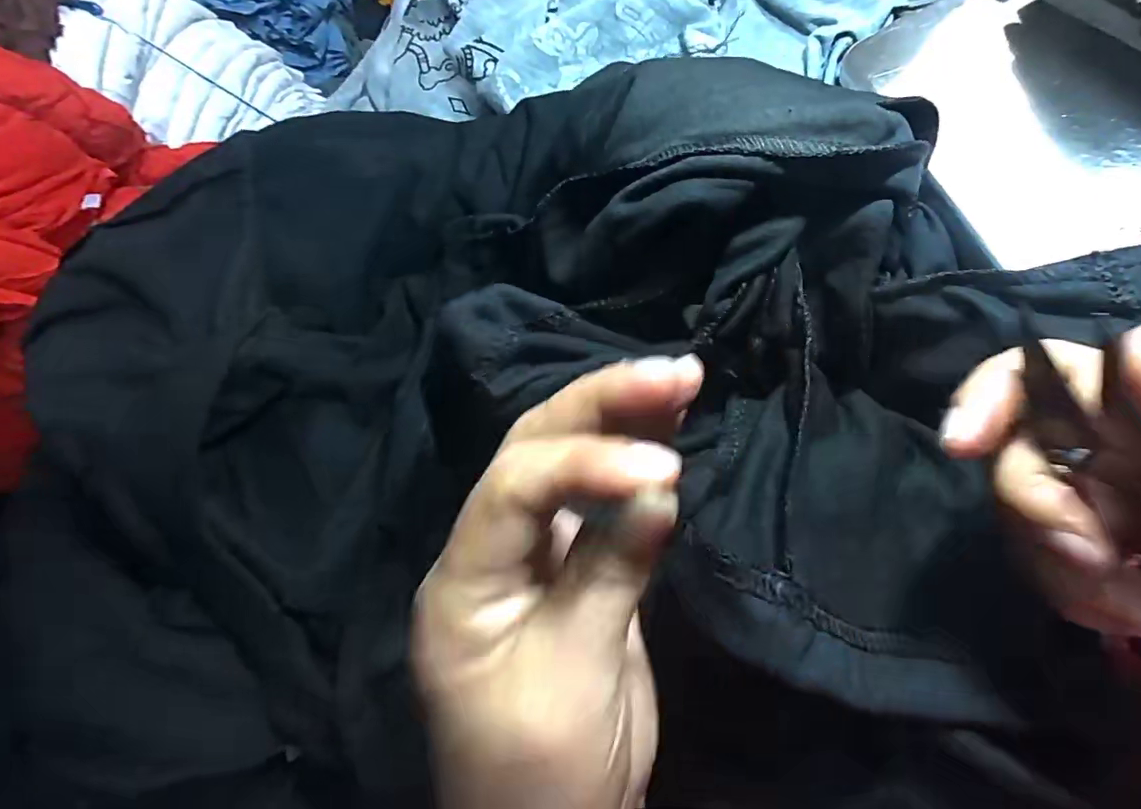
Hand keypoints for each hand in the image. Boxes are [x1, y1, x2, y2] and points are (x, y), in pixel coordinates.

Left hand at [413, 356, 702, 808]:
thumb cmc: (543, 775)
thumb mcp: (575, 677)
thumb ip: (610, 573)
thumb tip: (658, 487)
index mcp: (461, 577)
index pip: (514, 486)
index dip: (587, 464)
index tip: (663, 468)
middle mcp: (486, 543)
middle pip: (533, 446)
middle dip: (602, 403)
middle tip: (672, 372)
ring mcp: (527, 546)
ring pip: (564, 455)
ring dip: (621, 413)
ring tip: (679, 378)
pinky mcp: (568, 558)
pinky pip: (597, 494)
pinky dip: (633, 456)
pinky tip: (669, 425)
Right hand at [941, 325, 1140, 808]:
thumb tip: (1139, 342)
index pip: (1065, 380)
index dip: (1000, 394)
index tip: (963, 440)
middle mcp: (1140, 469)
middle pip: (1028, 453)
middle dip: (1040, 505)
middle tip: (1094, 557)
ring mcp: (1125, 529)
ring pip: (1031, 517)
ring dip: (1070, 568)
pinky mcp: (1116, 586)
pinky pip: (1051, 575)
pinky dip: (1082, 604)